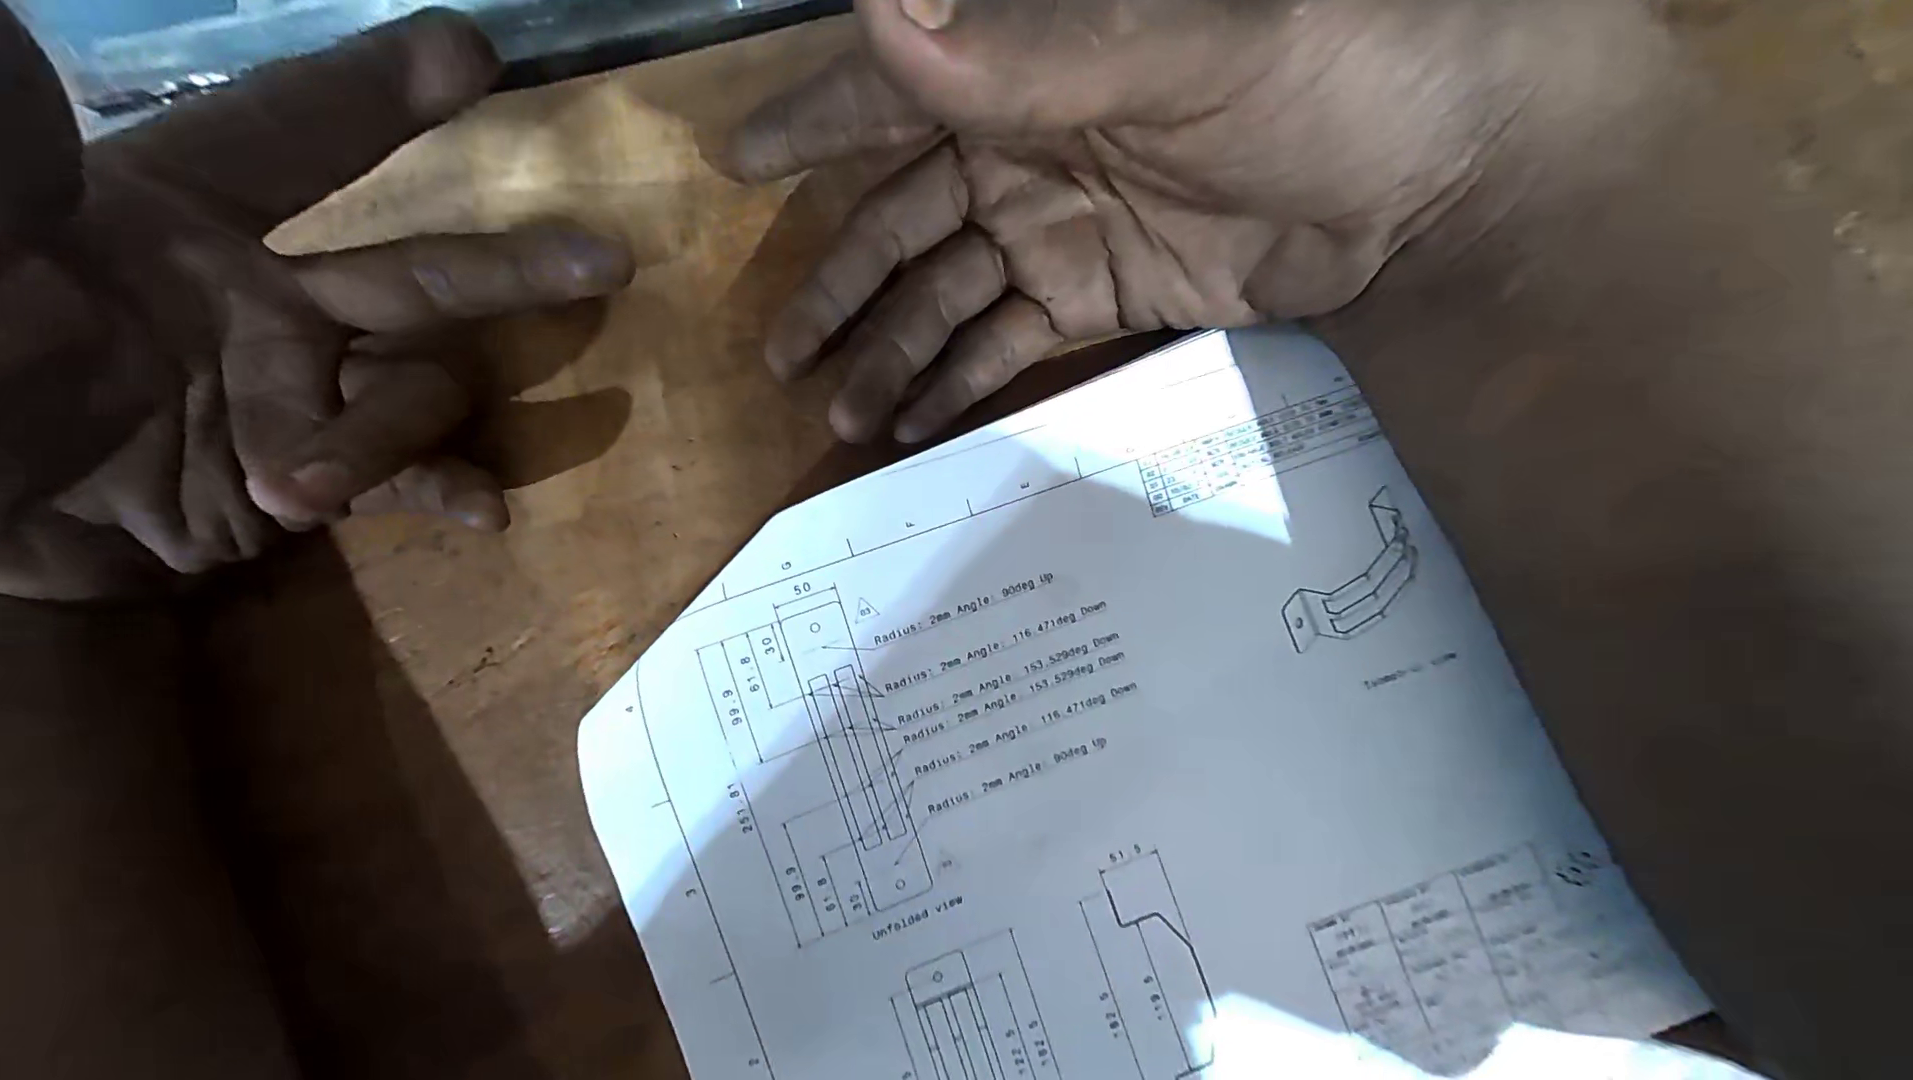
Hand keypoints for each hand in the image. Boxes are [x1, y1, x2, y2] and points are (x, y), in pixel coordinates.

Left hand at [0, 7, 631, 599]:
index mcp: (178, 220)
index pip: (291, 137)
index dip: (382, 93)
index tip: (474, 53)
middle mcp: (280, 301)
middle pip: (426, 278)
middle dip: (518, 270)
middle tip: (606, 262)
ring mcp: (318, 393)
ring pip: (417, 394)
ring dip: (382, 435)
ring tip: (307, 484)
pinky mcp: (338, 474)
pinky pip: (418, 476)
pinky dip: (450, 488)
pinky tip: (482, 512)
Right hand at [727, 0, 1639, 442]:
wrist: (1415, 188)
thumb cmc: (1325, 77)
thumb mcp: (1182, 52)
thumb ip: (1034, 50)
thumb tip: (886, 11)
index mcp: (1026, 75)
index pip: (891, 99)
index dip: (810, 127)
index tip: (741, 164)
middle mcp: (1019, 156)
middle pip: (900, 230)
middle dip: (838, 291)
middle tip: (781, 354)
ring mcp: (1049, 236)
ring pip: (944, 303)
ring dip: (892, 359)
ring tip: (842, 414)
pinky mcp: (1087, 301)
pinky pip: (1003, 348)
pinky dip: (960, 384)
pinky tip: (919, 425)